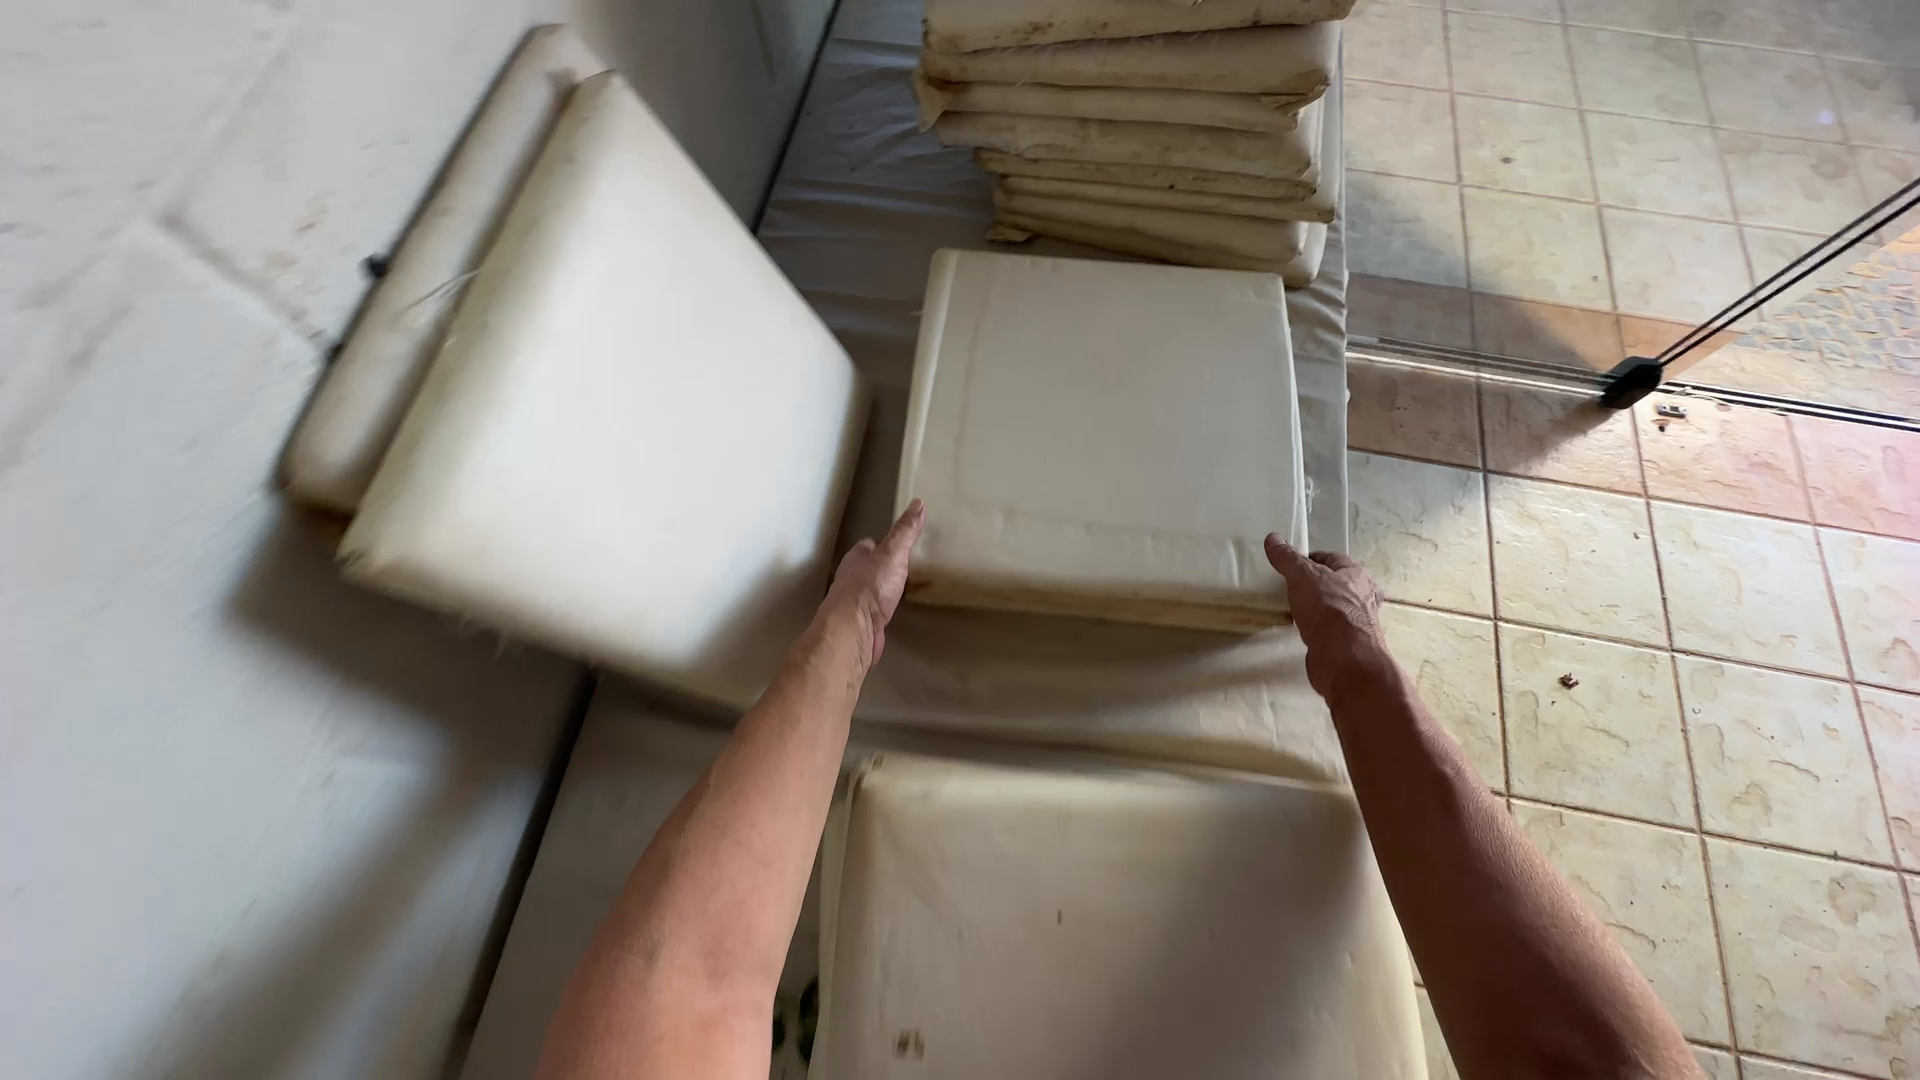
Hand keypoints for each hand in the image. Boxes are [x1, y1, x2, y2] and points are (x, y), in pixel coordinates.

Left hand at [817, 500, 925, 668]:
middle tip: (906, 566)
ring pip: (871, 590)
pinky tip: (895, 612)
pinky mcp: (862, 624)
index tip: (899, 543)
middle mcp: (851, 578)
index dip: (883, 543)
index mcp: (856, 558)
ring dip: (883, 589)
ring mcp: (855, 603)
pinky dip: (884, 610)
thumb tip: (918, 502)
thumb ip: (905, 531)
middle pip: (868, 567)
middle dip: (883, 567)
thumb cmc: (870, 586)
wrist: (854, 630)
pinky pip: (875, 612)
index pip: (868, 545)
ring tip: (904, 588)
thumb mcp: (893, 553)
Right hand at [1264, 537, 1387, 700]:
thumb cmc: (1328, 609)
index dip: (1311, 558)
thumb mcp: (1303, 577)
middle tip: (1293, 586)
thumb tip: (1272, 538)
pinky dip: (1317, 627)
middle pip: (1337, 582)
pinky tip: (1303, 629)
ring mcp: (1358, 622)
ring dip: (1318, 606)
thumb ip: (1288, 559)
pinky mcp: (1348, 643)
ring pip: (1335, 606)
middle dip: (1317, 583)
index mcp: (1356, 575)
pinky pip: (1330, 628)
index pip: (1333, 558)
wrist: (1344, 658)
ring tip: (1295, 607)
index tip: (1291, 565)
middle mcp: (1363, 596)